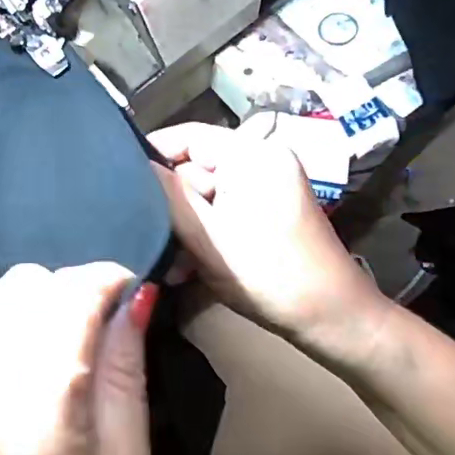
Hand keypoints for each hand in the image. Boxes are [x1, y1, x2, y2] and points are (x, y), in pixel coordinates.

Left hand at [0, 264, 158, 454]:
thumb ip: (125, 389)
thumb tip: (133, 302)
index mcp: (28, 422)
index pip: (68, 294)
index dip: (107, 280)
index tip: (130, 297)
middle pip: (24, 286)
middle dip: (69, 298)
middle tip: (96, 346)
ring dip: (30, 321)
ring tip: (52, 379)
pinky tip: (5, 403)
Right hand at [149, 123, 382, 348]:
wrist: (332, 319)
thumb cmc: (268, 276)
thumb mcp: (206, 236)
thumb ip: (167, 194)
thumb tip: (136, 164)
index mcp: (252, 154)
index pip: (187, 135)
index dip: (152, 157)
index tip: (122, 186)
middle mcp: (263, 158)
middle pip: (196, 167)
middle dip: (174, 206)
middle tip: (161, 244)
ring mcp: (270, 183)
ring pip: (207, 194)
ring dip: (188, 227)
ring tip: (179, 264)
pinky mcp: (272, 207)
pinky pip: (226, 208)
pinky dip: (209, 232)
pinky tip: (195, 264)